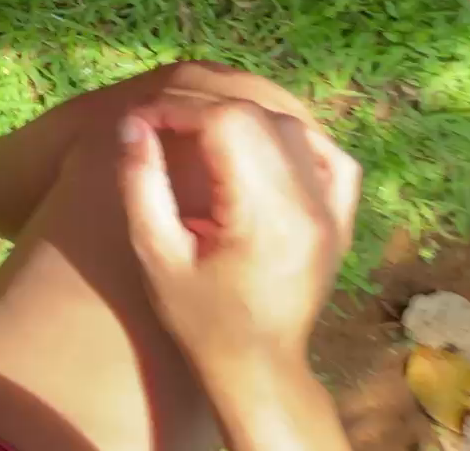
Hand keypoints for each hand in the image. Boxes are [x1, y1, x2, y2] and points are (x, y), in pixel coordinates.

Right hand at [119, 97, 360, 378]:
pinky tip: (250, 138)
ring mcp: (331, 211)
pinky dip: (284, 130)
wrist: (257, 364)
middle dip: (195, 104)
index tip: (137, 120)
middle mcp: (309, 206)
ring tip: (189, 127)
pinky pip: (325, 151)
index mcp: (266, 217)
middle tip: (153, 120)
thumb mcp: (153, 251)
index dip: (174, 108)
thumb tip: (131, 123)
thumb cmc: (196, 313)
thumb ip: (140, 182)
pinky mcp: (339, 217)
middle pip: (254, 115)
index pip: (225, 122)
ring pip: (287, 123)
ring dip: (231, 112)